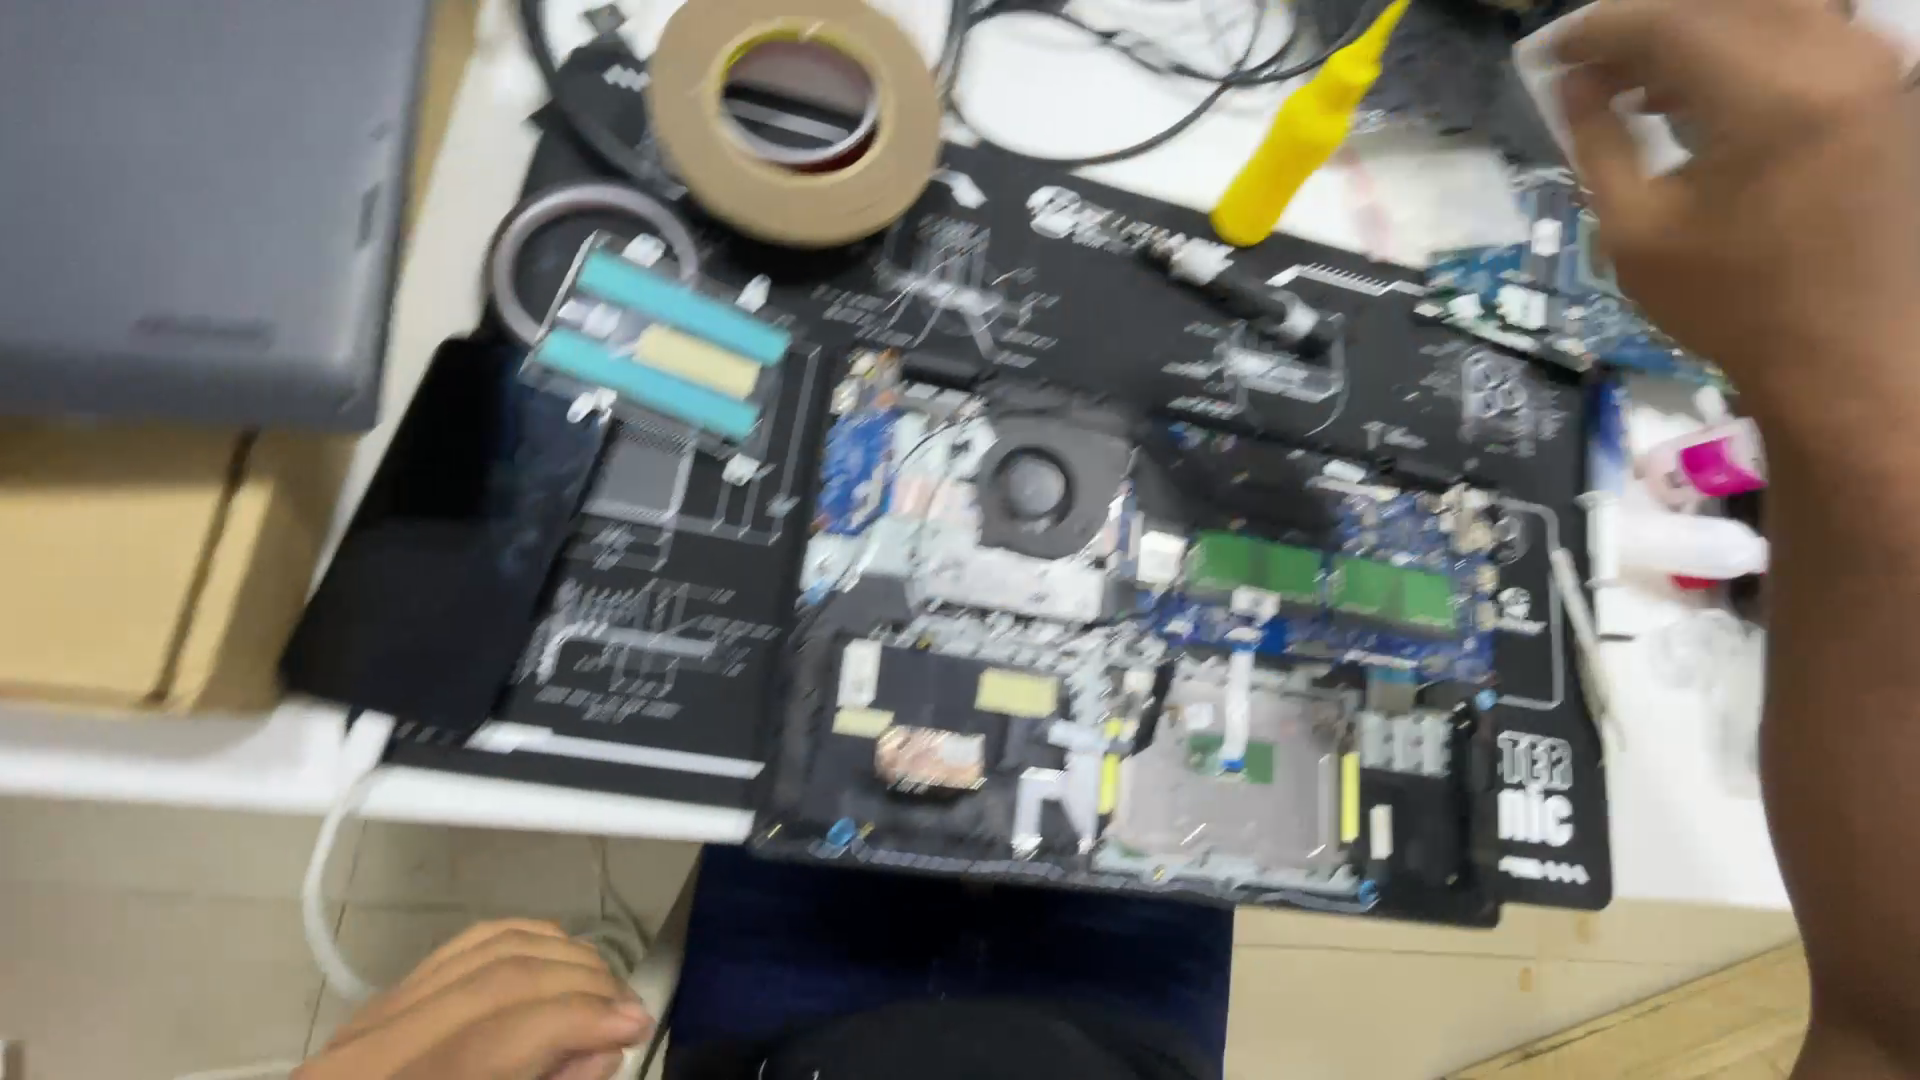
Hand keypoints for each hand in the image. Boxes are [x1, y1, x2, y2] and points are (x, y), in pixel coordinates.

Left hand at [295, 920, 650, 1079]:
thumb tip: (605, 1046)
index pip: (493, 1037)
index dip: (577, 1021)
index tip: (636, 1025)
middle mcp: (364, 1048)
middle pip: (498, 979)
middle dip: (582, 985)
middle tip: (629, 1009)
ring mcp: (372, 1015)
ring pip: (490, 947)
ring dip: (565, 957)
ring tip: (606, 988)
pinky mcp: (389, 999)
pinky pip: (470, 941)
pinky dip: (530, 937)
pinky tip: (564, 953)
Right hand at [1556, 0, 1918, 413]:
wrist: (1842, 343)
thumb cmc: (1721, 300)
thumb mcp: (1633, 229)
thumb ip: (1599, 144)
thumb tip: (1572, 85)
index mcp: (1771, 97)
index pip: (1674, 22)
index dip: (1600, 29)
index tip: (1547, 53)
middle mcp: (1838, 57)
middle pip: (1726, 1)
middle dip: (1643, 25)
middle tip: (1581, 67)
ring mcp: (1873, 66)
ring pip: (1770, 8)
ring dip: (1691, 33)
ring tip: (1626, 83)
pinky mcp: (1883, 86)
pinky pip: (1804, 32)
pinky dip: (1737, 47)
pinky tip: (1686, 94)